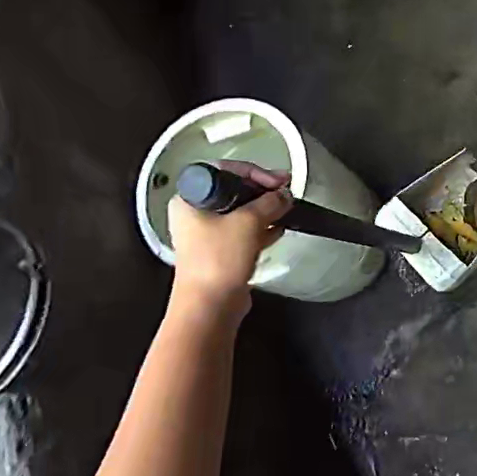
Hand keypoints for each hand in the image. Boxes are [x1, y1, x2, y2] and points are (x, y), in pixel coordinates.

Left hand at [166, 161, 291, 308]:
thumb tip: (285, 194)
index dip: (254, 172)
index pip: (224, 171)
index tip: (279, 180)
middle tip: (286, 193)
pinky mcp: (221, 250)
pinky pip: (244, 230)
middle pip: (233, 190)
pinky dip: (262, 227)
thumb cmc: (220, 259)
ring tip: (287, 210)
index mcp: (189, 199)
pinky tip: (279, 228)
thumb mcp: (248, 223)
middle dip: (262, 191)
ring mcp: (207, 233)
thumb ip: (270, 203)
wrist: (211, 304)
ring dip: (265, 210)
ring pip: (241, 211)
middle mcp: (194, 212)